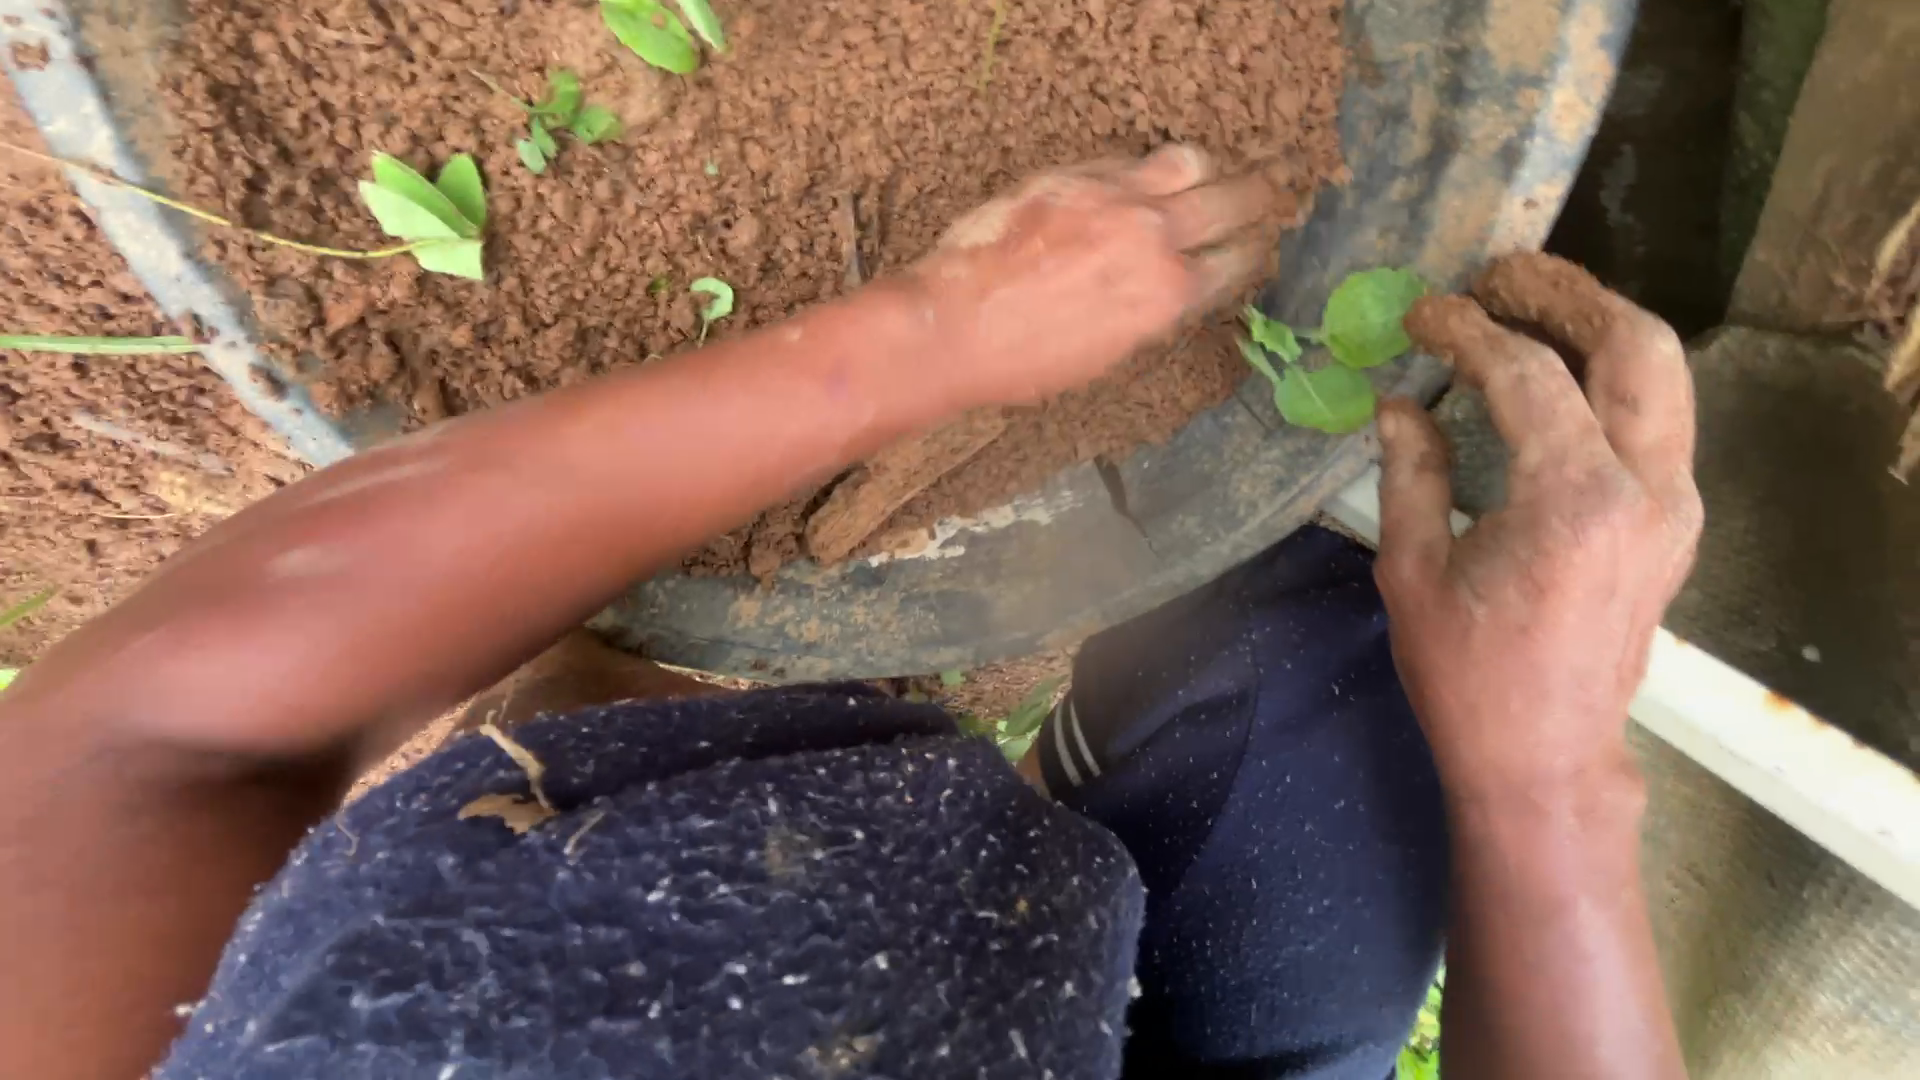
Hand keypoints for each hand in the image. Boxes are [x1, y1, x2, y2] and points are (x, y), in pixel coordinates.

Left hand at [907, 145, 1283, 407]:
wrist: (956, 329)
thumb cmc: (1023, 364)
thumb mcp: (1104, 356)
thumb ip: (1146, 314)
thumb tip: (1164, 292)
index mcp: (1166, 298)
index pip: (1236, 259)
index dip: (1250, 249)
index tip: (1255, 242)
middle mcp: (1153, 239)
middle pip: (1231, 197)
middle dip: (1256, 195)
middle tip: (1266, 188)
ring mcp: (1115, 198)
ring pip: (1187, 162)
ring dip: (1203, 169)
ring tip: (1202, 174)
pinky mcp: (1074, 176)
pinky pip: (1127, 160)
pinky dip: (1142, 170)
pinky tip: (1135, 181)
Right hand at [1375, 253, 1702, 804]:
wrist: (1541, 748)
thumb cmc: (1463, 667)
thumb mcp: (1411, 568)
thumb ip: (1411, 473)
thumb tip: (1400, 405)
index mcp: (1571, 499)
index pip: (1527, 377)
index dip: (1468, 331)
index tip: (1423, 311)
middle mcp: (1646, 488)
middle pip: (1635, 348)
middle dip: (1567, 295)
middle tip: (1502, 272)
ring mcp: (1674, 504)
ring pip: (1663, 375)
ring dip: (1599, 325)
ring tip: (1533, 301)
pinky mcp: (1672, 522)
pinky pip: (1654, 419)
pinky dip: (1608, 376)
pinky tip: (1555, 374)